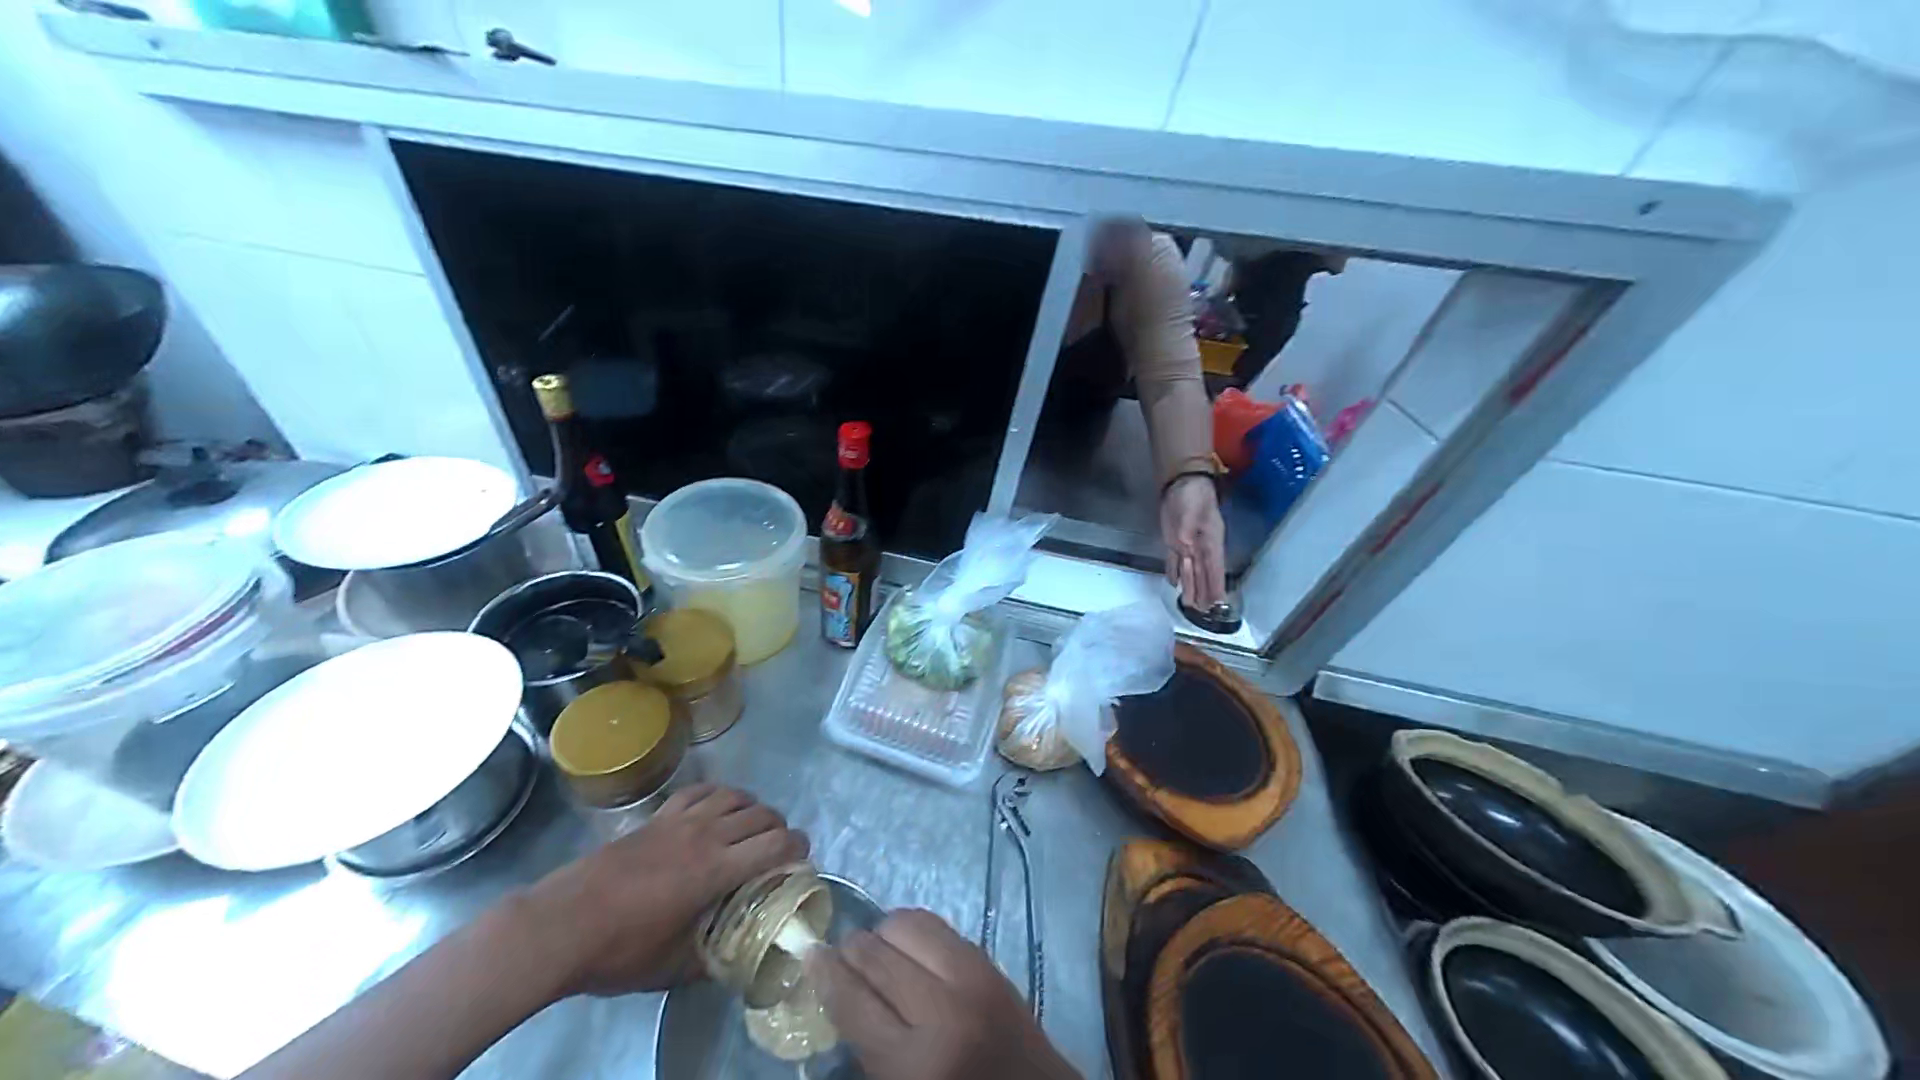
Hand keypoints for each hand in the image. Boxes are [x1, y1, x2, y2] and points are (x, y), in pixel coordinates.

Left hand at [519, 785, 809, 997]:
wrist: (560, 925)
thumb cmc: (618, 950)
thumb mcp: (671, 968)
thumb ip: (710, 961)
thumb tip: (734, 960)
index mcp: (716, 870)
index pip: (775, 844)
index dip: (798, 847)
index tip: (802, 859)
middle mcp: (706, 835)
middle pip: (761, 814)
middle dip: (781, 827)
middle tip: (780, 848)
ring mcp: (680, 821)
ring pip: (734, 795)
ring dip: (753, 807)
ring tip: (753, 825)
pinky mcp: (657, 817)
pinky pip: (700, 791)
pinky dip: (719, 794)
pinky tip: (717, 807)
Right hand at [810, 910, 1076, 1079]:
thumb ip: (865, 1047)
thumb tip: (832, 986)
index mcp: (913, 1063)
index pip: (851, 1000)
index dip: (823, 973)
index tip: (809, 956)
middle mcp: (941, 1011)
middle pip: (876, 956)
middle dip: (849, 950)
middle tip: (837, 954)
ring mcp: (970, 978)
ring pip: (906, 925)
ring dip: (882, 933)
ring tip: (876, 951)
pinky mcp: (989, 960)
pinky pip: (938, 925)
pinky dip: (914, 929)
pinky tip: (907, 946)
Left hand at [1160, 474, 1225, 610]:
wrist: (1182, 481)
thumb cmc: (1192, 495)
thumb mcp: (1192, 511)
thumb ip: (1188, 530)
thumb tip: (1185, 547)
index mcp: (1210, 541)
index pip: (1214, 568)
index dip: (1216, 586)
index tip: (1218, 603)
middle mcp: (1201, 546)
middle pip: (1203, 574)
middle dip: (1204, 592)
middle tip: (1203, 612)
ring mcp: (1188, 544)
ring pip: (1190, 570)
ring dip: (1190, 587)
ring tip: (1190, 605)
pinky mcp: (1174, 540)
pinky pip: (1176, 560)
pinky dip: (1176, 572)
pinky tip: (1175, 583)